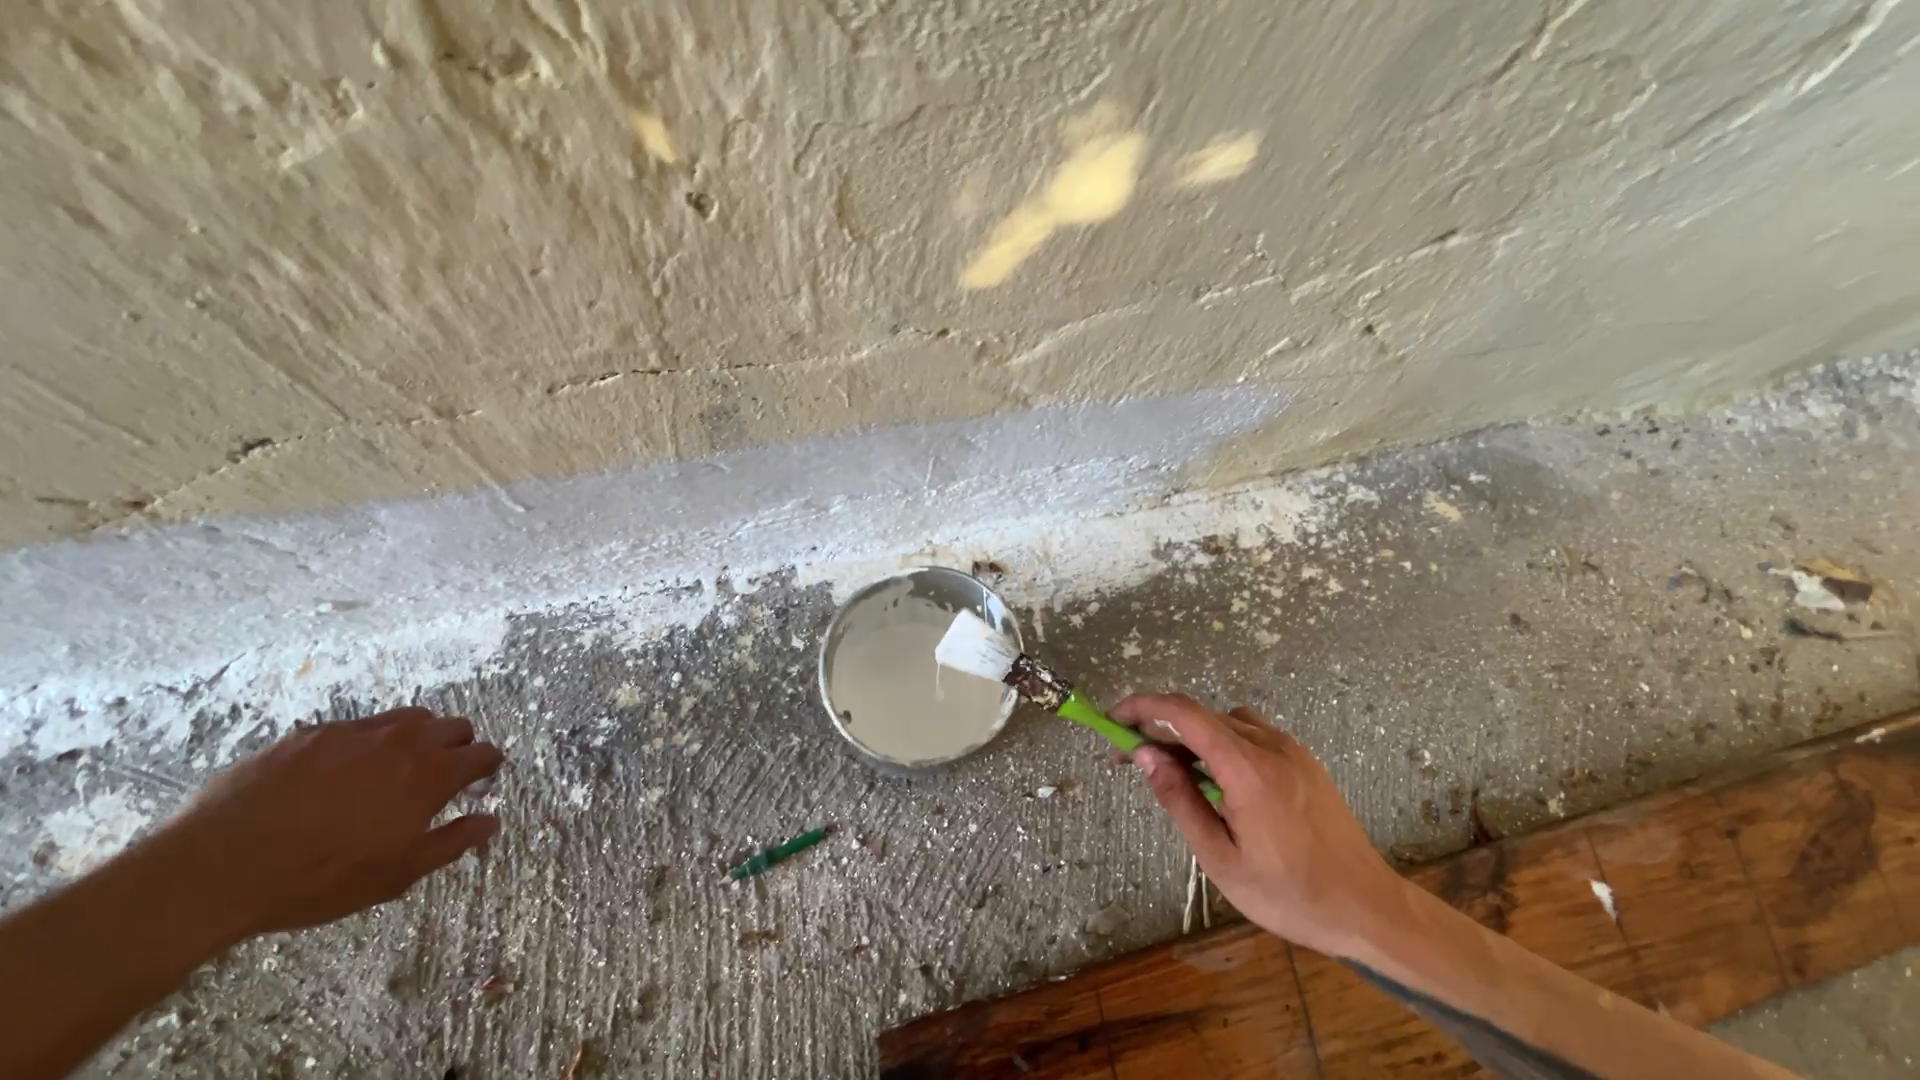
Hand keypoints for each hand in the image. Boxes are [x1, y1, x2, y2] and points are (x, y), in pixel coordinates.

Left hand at [163, 707, 504, 941]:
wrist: (219, 866)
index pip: (482, 753)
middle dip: (459, 747)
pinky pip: (358, 727)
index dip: (488, 768)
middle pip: (453, 726)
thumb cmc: (319, 878)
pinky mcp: (310, 734)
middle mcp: (401, 742)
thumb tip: (490, 822)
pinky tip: (343, 775)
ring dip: (418, 738)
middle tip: (442, 779)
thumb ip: (452, 842)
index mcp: (430, 775)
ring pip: (408, 718)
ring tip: (397, 770)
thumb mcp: (396, 874)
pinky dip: (369, 742)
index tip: (479, 785)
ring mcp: (354, 733)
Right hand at [1112, 694, 1407, 957]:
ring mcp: (1292, 750)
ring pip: (1226, 721)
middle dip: (1159, 729)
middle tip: (1130, 760)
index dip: (1143, 708)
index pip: (1185, 714)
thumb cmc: (1289, 894)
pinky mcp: (1304, 761)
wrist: (1368, 907)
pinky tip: (1217, 781)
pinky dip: (1220, 743)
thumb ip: (1179, 799)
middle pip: (1202, 716)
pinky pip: (1250, 734)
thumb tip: (1144, 754)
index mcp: (1248, 769)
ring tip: (1174, 775)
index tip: (1113, 721)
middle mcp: (1271, 746)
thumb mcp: (1220, 857)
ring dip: (1191, 736)